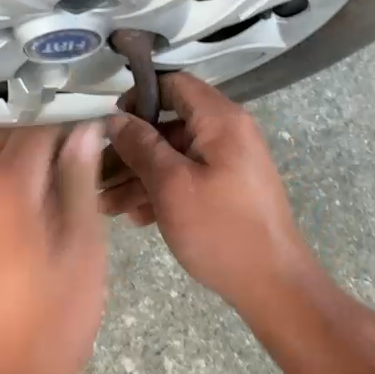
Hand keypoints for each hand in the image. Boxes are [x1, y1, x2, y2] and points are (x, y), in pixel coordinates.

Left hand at [0, 123, 106, 373]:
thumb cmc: (43, 327)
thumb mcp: (80, 252)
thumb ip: (79, 183)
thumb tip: (84, 135)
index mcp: (4, 187)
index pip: (35, 125)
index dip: (64, 118)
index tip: (85, 122)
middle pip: (4, 136)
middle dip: (38, 135)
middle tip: (70, 153)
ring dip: (14, 161)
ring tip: (48, 189)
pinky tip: (17, 219)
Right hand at [100, 73, 316, 310]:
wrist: (276, 290)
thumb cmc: (222, 229)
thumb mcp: (171, 185)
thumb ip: (140, 146)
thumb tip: (115, 118)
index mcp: (220, 120)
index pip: (174, 84)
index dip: (140, 96)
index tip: (112, 121)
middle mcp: (227, 133)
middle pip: (169, 126)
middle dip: (131, 149)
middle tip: (98, 172)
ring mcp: (229, 164)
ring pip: (174, 156)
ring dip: (139, 176)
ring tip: (105, 204)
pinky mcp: (228, 191)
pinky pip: (188, 178)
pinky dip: (162, 192)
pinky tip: (134, 217)